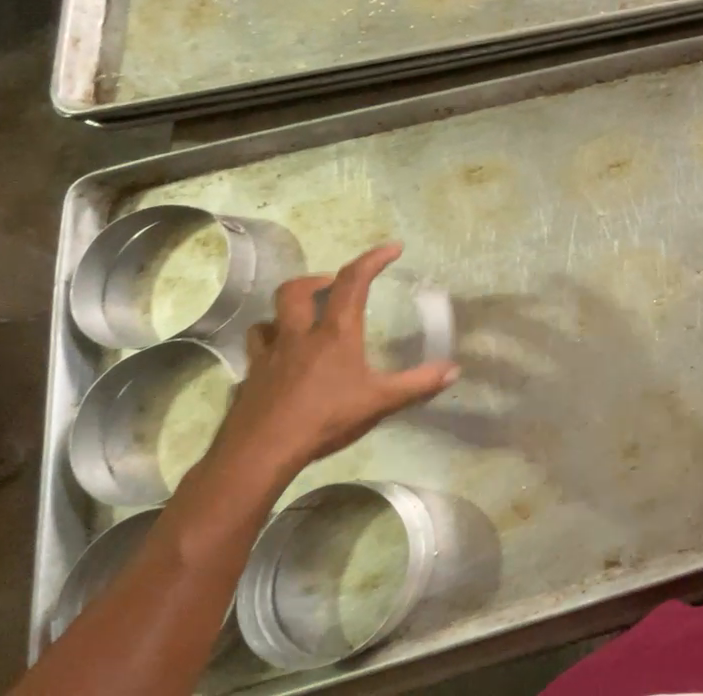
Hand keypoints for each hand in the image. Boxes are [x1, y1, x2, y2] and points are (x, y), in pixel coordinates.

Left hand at [216, 243, 458, 475]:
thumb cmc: (325, 419)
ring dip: (285, 316)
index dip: (372, 259)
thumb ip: (419, 384)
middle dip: (315, 281)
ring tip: (302, 325)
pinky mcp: (248, 380)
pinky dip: (268, 350)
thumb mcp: (381, 402)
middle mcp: (298, 336)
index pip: (353, 283)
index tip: (392, 248)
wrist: (259, 453)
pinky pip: (256, 354)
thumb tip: (454, 370)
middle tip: (333, 287)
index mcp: (334, 334)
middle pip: (295, 291)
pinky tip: (280, 365)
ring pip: (266, 321)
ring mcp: (268, 357)